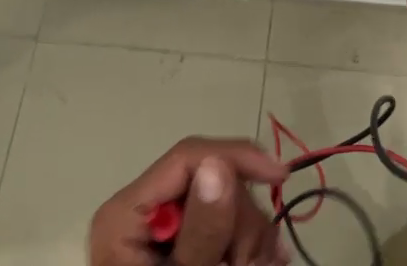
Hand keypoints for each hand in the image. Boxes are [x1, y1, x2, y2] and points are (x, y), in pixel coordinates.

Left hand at [88, 137, 290, 265]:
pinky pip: (233, 228)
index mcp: (126, 214)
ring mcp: (170, 229)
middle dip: (242, 222)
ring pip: (231, 204)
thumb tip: (217, 163)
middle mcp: (146, 211)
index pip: (188, 157)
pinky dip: (252, 249)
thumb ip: (202, 230)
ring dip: (250, 242)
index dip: (236, 157)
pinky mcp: (190, 245)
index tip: (280, 176)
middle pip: (215, 180)